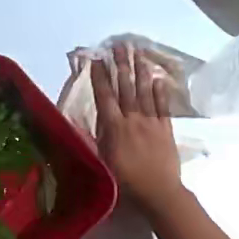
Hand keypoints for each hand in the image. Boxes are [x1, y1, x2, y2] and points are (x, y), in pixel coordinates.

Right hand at [92, 43, 183, 208]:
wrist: (159, 193)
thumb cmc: (125, 181)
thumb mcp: (101, 161)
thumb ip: (89, 139)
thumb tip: (72, 122)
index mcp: (114, 127)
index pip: (105, 96)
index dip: (100, 77)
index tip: (97, 59)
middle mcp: (133, 119)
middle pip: (126, 87)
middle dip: (122, 65)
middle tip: (120, 45)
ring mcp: (151, 122)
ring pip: (145, 92)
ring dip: (141, 71)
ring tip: (139, 53)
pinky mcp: (166, 129)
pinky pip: (163, 106)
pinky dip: (160, 91)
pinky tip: (158, 79)